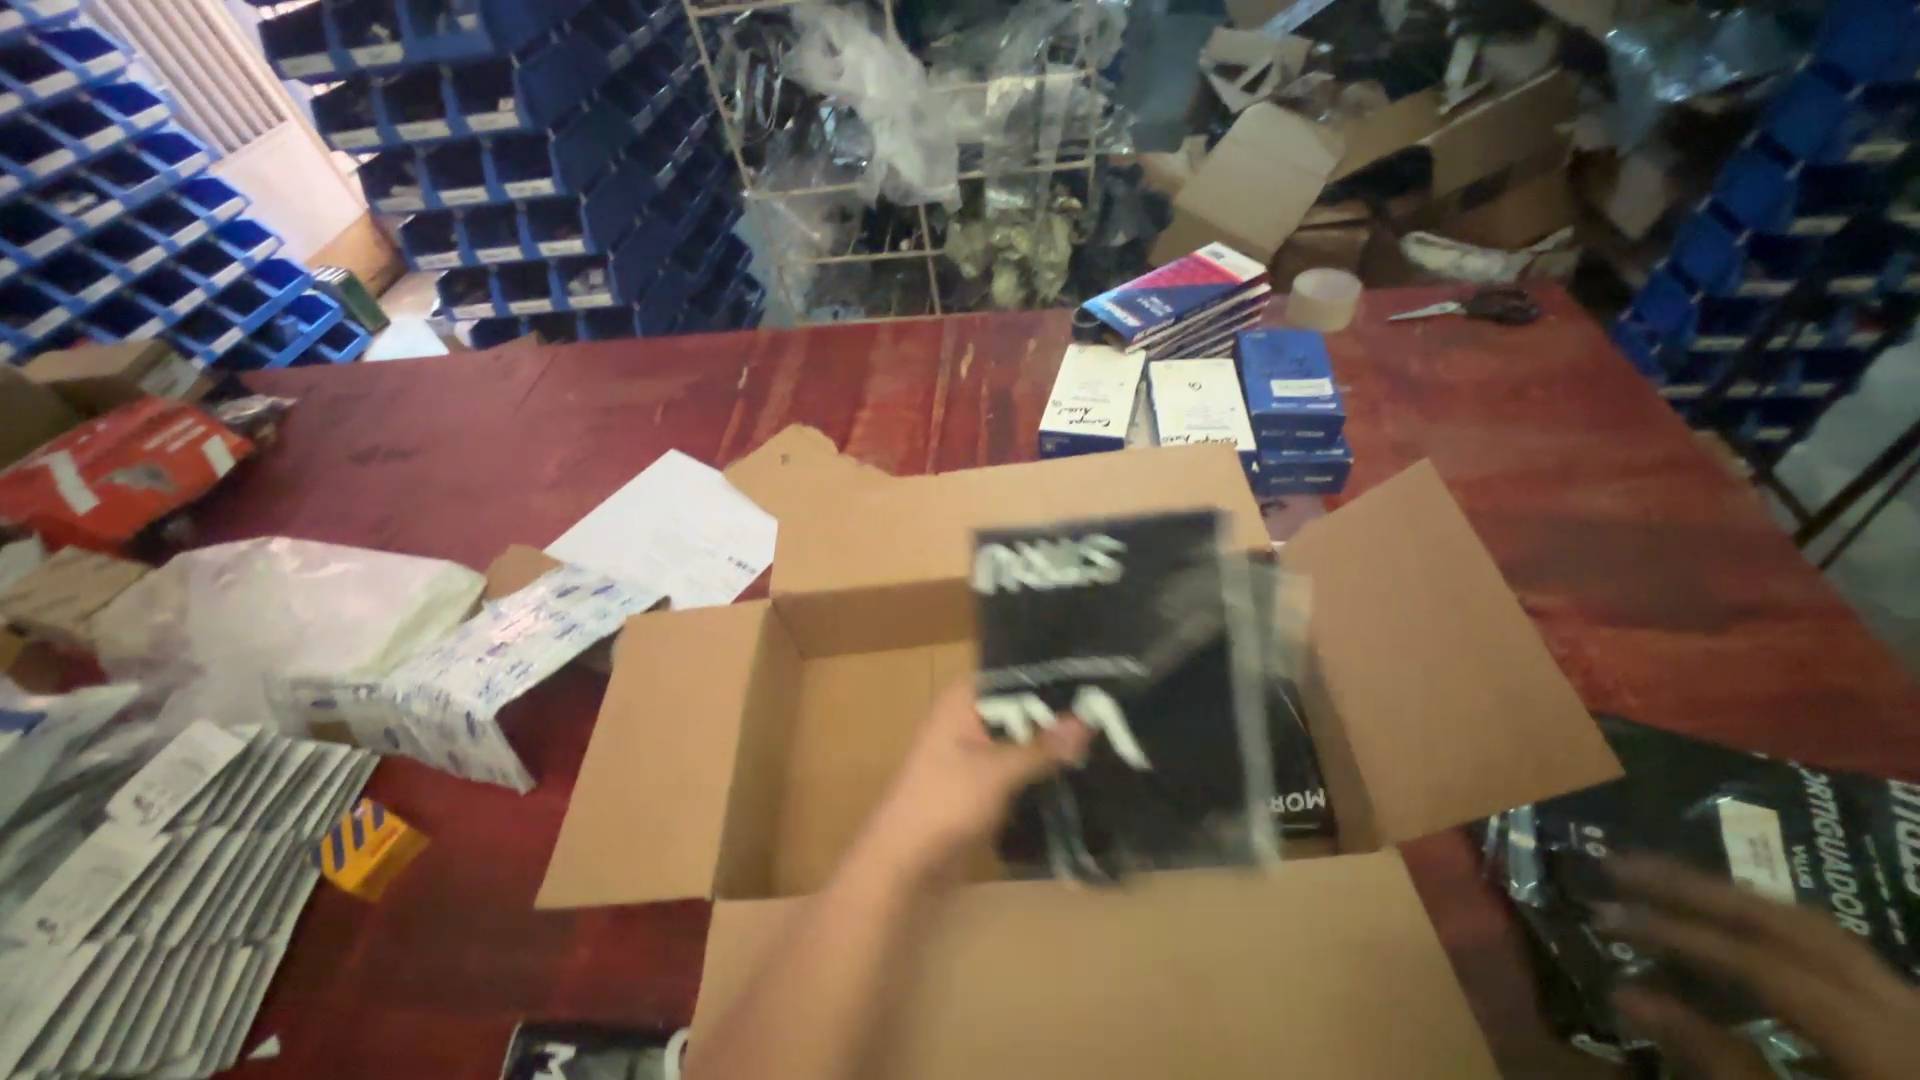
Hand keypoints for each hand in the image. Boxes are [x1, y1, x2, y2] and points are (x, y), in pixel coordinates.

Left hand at [854, 682, 1090, 885]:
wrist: (904, 865)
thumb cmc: (943, 804)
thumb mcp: (996, 771)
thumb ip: (1041, 747)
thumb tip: (1087, 721)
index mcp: (962, 701)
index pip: (1015, 675)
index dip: (1052, 678)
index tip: (1097, 680)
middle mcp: (968, 719)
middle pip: (1022, 708)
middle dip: (1059, 714)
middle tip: (1111, 712)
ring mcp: (974, 753)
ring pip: (1022, 739)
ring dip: (1052, 744)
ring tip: (1105, 737)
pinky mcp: (981, 784)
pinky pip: (1018, 767)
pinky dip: (1042, 769)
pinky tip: (1079, 769)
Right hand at [1602, 855, 1919, 1079]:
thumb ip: (1718, 1060)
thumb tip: (1625, 993)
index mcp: (1886, 1047)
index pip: (1763, 965)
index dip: (1681, 935)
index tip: (1610, 917)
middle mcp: (1908, 1012)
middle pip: (1792, 926)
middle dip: (1699, 890)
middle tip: (1620, 868)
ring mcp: (1913, 1011)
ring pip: (1817, 930)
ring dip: (1731, 898)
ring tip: (1659, 880)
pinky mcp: (1909, 1020)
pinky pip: (1834, 953)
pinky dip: (1769, 926)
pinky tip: (1725, 921)